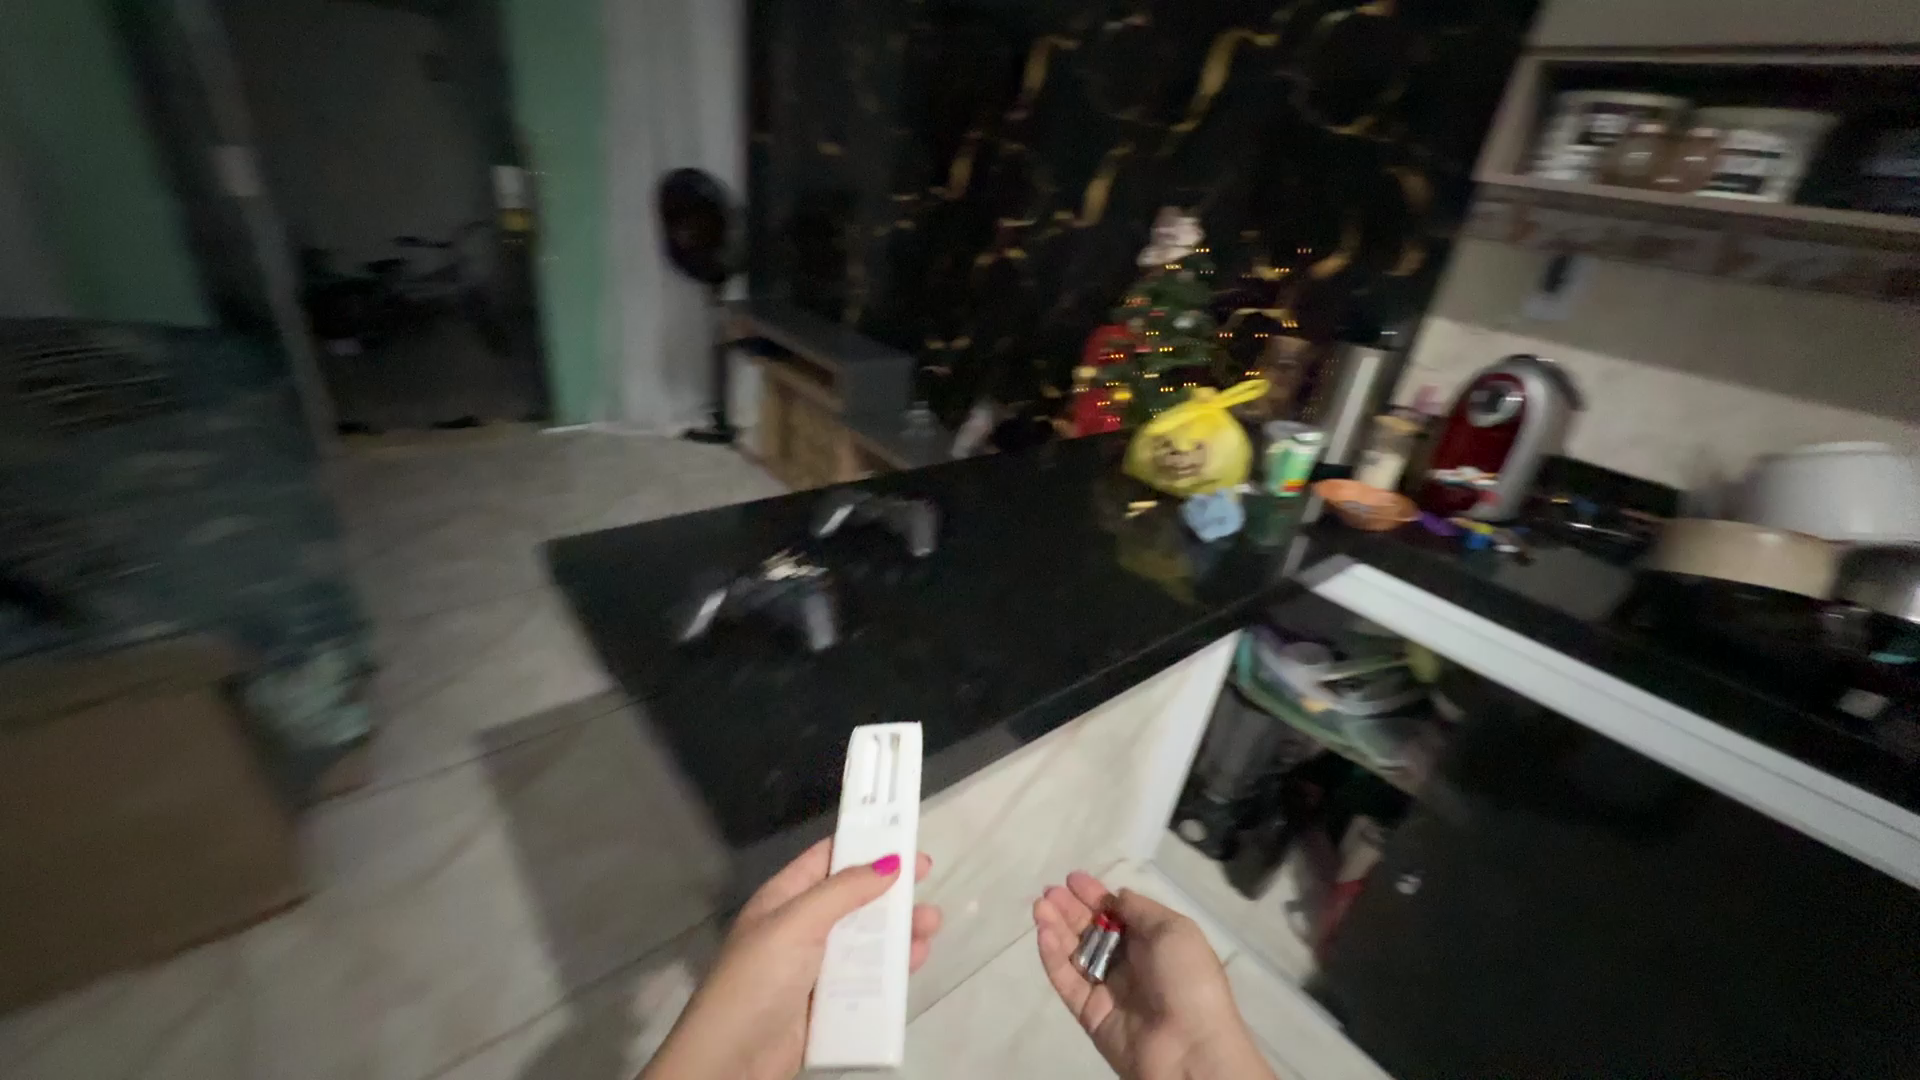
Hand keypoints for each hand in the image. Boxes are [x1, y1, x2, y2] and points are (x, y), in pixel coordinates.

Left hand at [640, 840, 940, 1079]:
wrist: (729, 1066)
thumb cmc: (758, 980)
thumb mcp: (797, 923)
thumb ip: (844, 890)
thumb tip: (890, 861)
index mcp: (785, 899)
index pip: (828, 858)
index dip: (864, 846)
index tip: (902, 838)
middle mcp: (801, 928)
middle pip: (854, 898)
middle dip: (890, 888)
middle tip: (927, 878)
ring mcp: (815, 968)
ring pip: (866, 938)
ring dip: (899, 928)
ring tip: (931, 924)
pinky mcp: (829, 1005)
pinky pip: (867, 978)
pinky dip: (893, 968)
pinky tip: (916, 959)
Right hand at [1033, 872, 1273, 1079]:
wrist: (1191, 1050)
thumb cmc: (1188, 981)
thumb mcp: (1174, 930)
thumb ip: (1140, 910)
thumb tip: (1115, 897)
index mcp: (1153, 943)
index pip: (1117, 913)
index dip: (1095, 895)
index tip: (1073, 879)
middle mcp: (1129, 964)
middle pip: (1092, 930)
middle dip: (1070, 909)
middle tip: (1050, 891)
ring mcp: (1108, 990)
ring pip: (1075, 953)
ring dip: (1056, 927)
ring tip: (1040, 905)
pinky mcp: (1090, 1014)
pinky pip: (1067, 981)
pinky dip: (1053, 957)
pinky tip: (1043, 932)